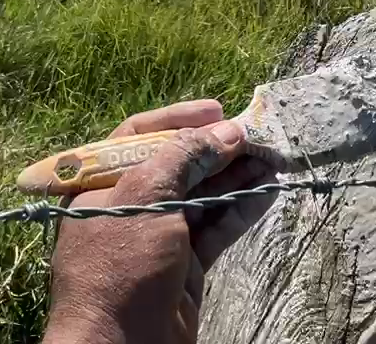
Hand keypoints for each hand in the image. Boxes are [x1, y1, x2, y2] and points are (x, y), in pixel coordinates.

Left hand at [42, 99, 278, 343]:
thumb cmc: (121, 267)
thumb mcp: (146, 197)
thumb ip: (187, 156)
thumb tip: (228, 130)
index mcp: (102, 184)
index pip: (140, 134)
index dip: (179, 118)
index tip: (217, 109)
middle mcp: (130, 205)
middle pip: (180, 163)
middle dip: (219, 148)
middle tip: (257, 135)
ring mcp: (159, 236)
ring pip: (204, 193)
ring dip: (238, 175)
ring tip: (273, 159)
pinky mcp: (186, 265)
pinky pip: (217, 226)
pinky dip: (242, 207)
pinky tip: (268, 191)